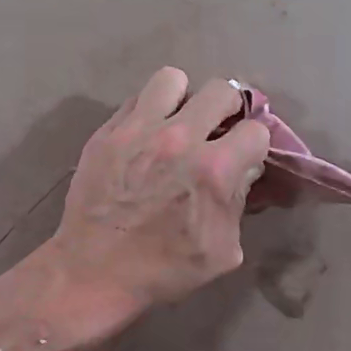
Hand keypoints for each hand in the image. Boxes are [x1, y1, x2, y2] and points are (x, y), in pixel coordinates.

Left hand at [43, 68, 271, 330]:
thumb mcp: (222, 251)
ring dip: (184, 98)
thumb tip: (242, 171)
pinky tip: (147, 134)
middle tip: (219, 127)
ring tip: (179, 120)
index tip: (244, 153)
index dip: (254, 143)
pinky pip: (136, 100)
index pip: (256, 130)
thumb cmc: (164, 269)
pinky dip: (148, 111)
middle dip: (228, 109)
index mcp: (214, 170)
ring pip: (173, 79)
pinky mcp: (107, 133)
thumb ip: (238, 204)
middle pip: (221, 91)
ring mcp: (138, 130)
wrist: (94, 271)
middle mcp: (179, 139)